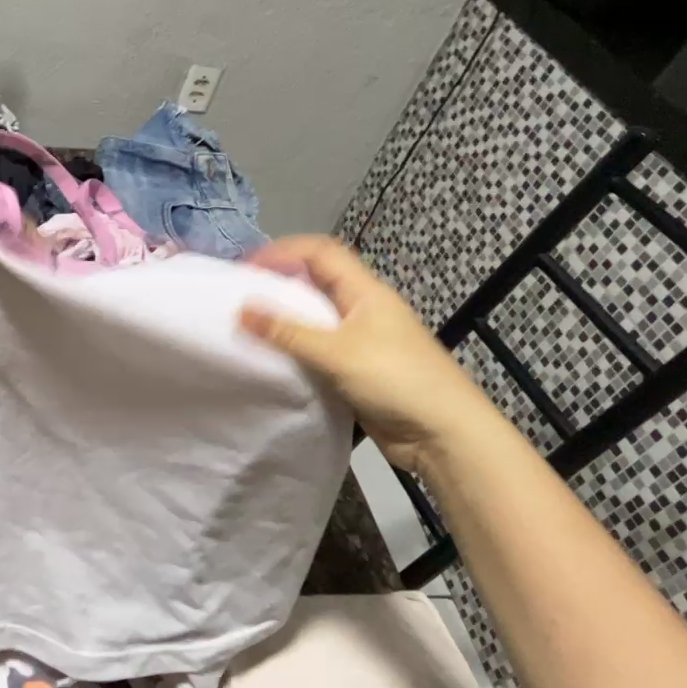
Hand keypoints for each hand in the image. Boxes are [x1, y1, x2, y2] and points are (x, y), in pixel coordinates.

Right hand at [238, 235, 508, 473]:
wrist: (446, 436)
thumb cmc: (397, 380)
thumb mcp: (337, 352)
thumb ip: (287, 332)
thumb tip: (240, 310)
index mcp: (365, 291)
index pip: (320, 252)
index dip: (283, 251)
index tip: (246, 269)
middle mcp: (363, 309)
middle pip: (316, 281)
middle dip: (279, 283)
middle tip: (241, 296)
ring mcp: (362, 340)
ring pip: (316, 317)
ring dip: (285, 318)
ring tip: (248, 326)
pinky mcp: (358, 370)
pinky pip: (319, 349)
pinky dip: (296, 349)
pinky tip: (274, 359)